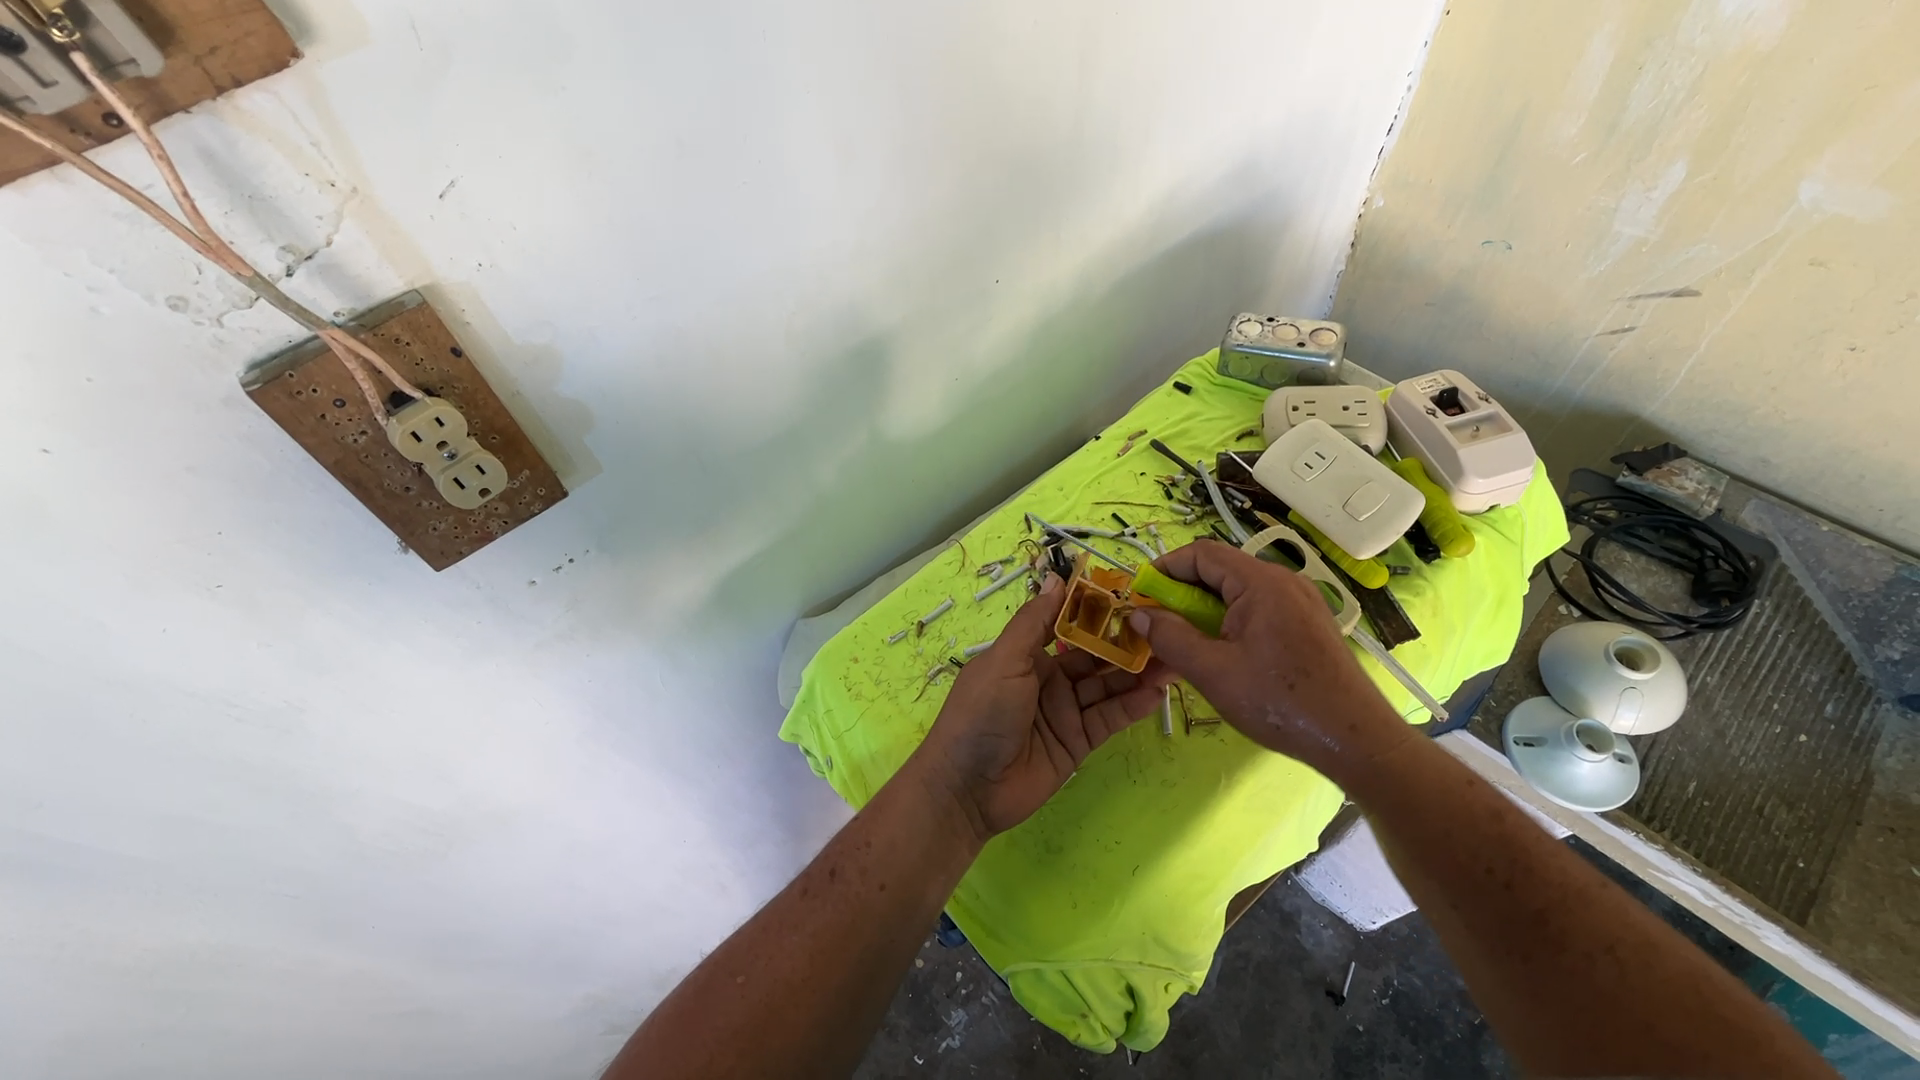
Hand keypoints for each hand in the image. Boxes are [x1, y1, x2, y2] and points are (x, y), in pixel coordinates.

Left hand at [908, 574, 1176, 840]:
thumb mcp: (1004, 661)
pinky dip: (1132, 706)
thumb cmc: (980, 714)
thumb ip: (1034, 622)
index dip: (1099, 613)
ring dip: (1137, 674)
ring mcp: (1065, 712)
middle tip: (1167, 630)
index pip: (1070, 627)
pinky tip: (1157, 692)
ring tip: (1174, 659)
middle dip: (1127, 644)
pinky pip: (1109, 718)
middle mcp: (1049, 680)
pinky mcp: (1078, 743)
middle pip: (1095, 657)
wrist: (967, 788)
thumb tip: (1056, 578)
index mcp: (1027, 655)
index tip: (1134, 597)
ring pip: (1107, 687)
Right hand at [1127, 541, 1411, 780]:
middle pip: (1219, 571)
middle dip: (1180, 595)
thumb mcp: (1213, 672)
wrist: (1354, 739)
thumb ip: (1170, 638)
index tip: (1139, 597)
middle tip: (1155, 626)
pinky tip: (1217, 656)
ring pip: (1237, 594)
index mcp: (1261, 583)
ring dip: (1203, 613)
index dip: (1164, 569)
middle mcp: (1284, 582)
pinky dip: (1228, 624)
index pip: (1201, 553)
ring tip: (1181, 645)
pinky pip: (1258, 611)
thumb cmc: (1279, 703)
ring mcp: (1300, 603)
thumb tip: (1138, 614)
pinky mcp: (1307, 625)